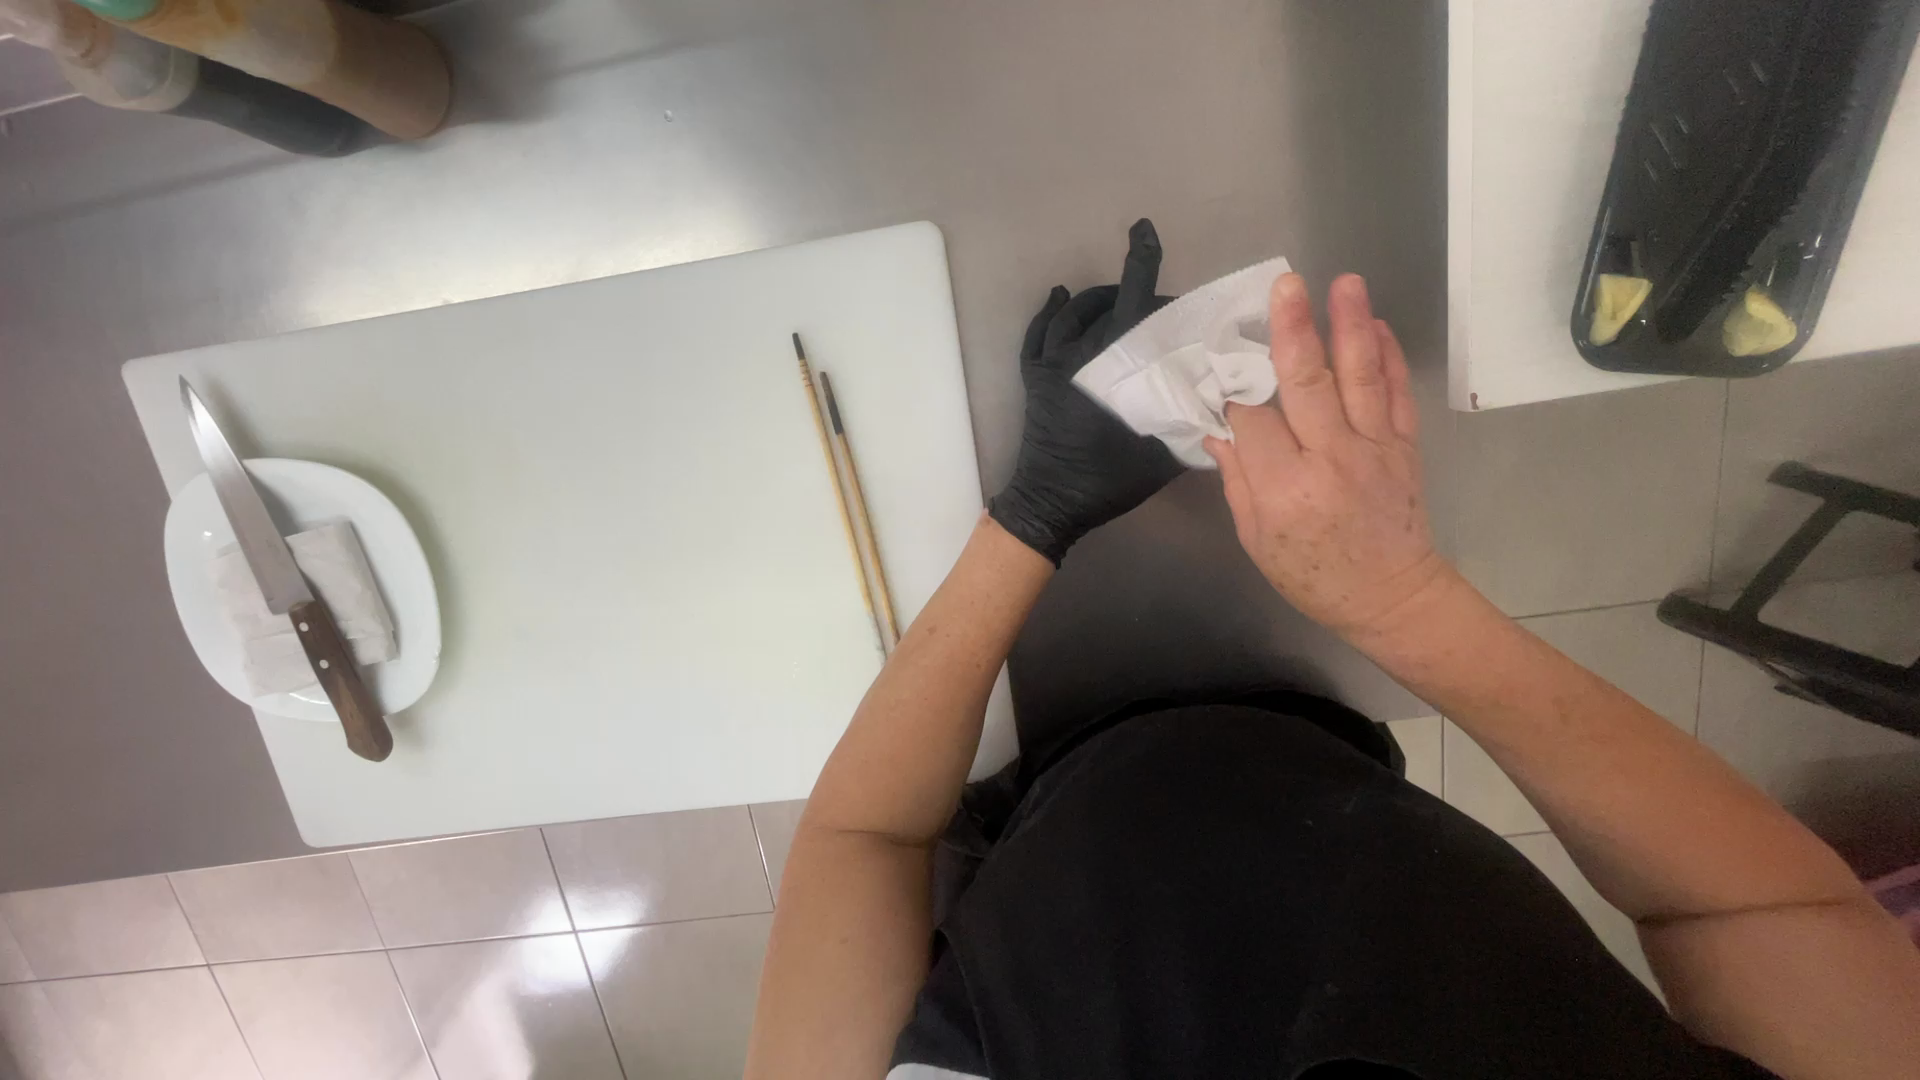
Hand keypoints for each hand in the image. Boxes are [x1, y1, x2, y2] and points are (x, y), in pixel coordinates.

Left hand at [988, 219, 1184, 564]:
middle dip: (1135, 295)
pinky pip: (1036, 334)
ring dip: (1096, 299)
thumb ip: (1192, 419)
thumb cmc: (1108, 481)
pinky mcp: (1032, 379)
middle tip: (1158, 310)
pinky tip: (1059, 300)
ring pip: (1069, 313)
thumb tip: (1223, 396)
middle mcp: (1077, 353)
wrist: (1052, 503)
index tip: (1144, 229)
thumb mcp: (1163, 454)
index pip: (1134, 301)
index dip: (1142, 260)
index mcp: (1111, 365)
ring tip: (1117, 300)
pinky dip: (1049, 313)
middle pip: (1107, 304)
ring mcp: (1049, 365)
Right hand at [1205, 273, 1453, 640]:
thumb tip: (1220, 431)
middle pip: (1308, 384)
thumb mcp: (1257, 540)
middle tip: (1286, 284)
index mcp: (1286, 488)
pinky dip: (1388, 356)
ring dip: (1350, 326)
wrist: (1391, 596)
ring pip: (1359, 377)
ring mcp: (1374, 448)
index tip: (1222, 373)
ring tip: (1343, 283)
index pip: (1254, 421)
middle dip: (1293, 331)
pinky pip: (1396, 394)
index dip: (1235, 393)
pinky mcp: (1404, 446)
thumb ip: (1238, 482)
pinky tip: (1376, 324)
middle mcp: (1331, 459)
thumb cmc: (1312, 576)